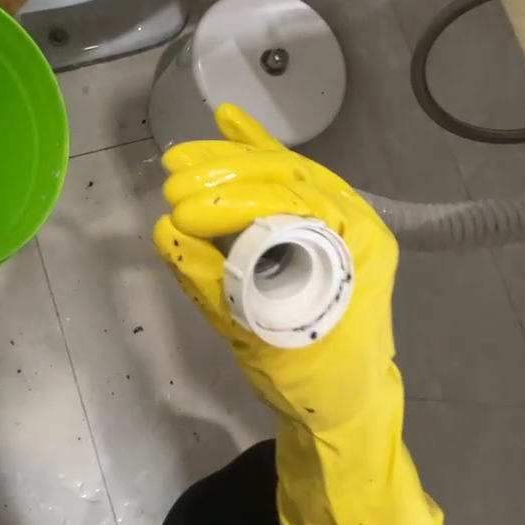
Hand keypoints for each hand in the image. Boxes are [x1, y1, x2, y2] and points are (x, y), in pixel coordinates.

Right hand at [154, 105, 441, 524]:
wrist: (346, 404)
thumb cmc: (312, 380)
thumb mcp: (258, 339)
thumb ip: (212, 286)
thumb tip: (166, 232)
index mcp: (359, 246)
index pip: (293, 202)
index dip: (232, 201)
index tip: (180, 208)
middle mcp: (356, 219)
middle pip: (287, 174)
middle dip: (225, 173)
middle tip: (173, 179)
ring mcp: (341, 215)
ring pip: (282, 170)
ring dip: (229, 160)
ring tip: (180, 158)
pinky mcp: (320, 219)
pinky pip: (285, 179)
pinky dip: (254, 151)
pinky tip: (228, 121)